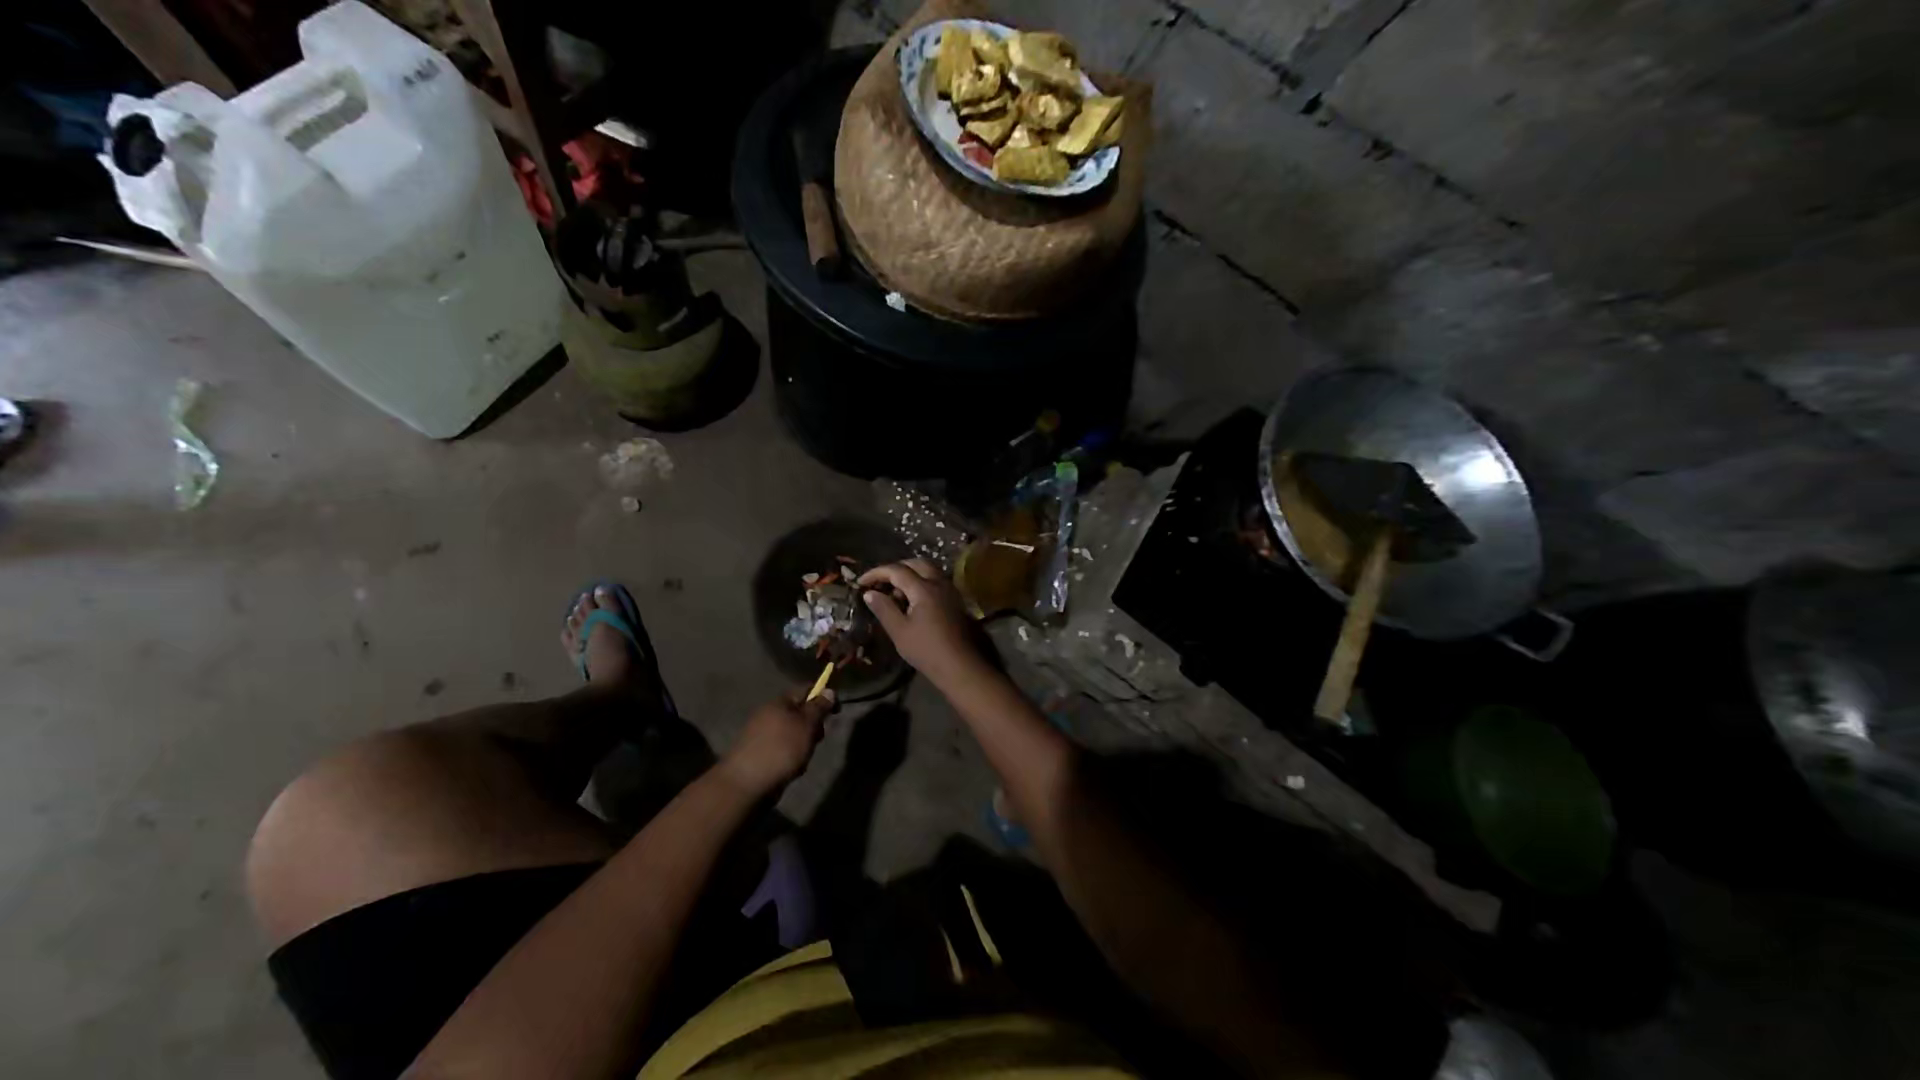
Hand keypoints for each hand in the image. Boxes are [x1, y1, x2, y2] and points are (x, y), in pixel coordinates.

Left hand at [719, 690, 834, 795]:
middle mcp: (769, 714)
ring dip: (803, 744)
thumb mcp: (806, 725)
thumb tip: (828, 690)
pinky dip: (791, 757)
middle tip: (816, 740)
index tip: (835, 712)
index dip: (823, 697)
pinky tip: (791, 768)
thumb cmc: (781, 749)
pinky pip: (783, 748)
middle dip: (813, 726)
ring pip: (794, 733)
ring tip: (803, 759)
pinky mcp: (759, 753)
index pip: (806, 690)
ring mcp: (762, 734)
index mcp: (779, 702)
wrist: (746, 783)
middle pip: (800, 713)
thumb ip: (818, 707)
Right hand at [857, 559, 982, 684]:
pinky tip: (912, 601)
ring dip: (910, 575)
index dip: (876, 573)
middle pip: (916, 564)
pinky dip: (921, 583)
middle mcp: (939, 583)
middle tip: (880, 582)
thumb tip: (869, 593)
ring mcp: (950, 591)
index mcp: (924, 588)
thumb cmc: (927, 650)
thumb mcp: (899, 631)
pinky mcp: (955, 601)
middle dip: (895, 569)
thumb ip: (884, 608)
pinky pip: (936, 582)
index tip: (861, 582)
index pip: (896, 570)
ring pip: (928, 571)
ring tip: (895, 593)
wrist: (961, 666)